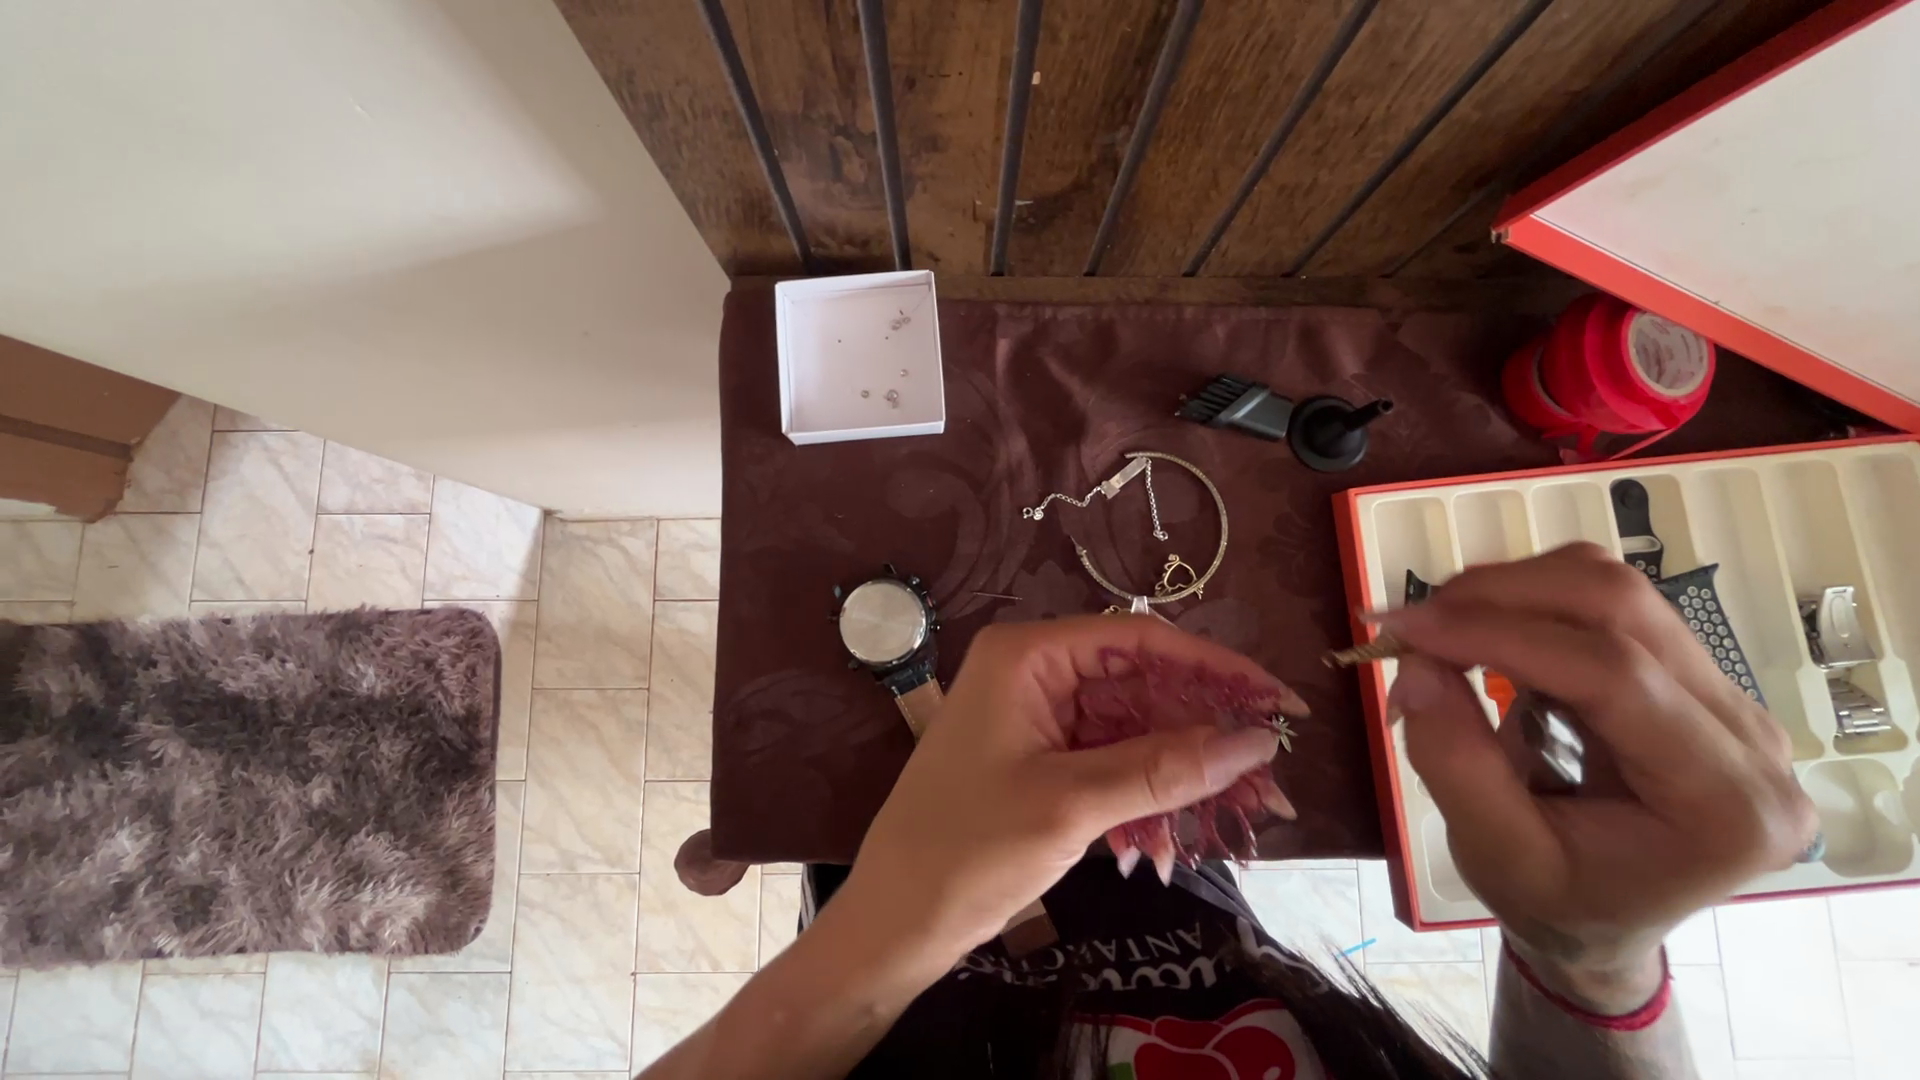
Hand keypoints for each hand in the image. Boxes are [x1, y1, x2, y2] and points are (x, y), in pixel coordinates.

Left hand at [838, 616, 1286, 967]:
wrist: (897, 919)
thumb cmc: (969, 848)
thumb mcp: (1073, 803)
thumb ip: (1165, 767)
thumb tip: (1256, 739)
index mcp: (1027, 655)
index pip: (1137, 640)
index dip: (1212, 666)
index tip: (1276, 700)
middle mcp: (1033, 673)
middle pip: (1140, 685)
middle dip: (1205, 730)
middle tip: (1272, 772)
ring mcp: (1037, 718)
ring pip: (1132, 729)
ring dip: (1185, 769)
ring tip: (1249, 809)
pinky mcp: (1042, 761)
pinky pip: (1111, 762)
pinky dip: (1149, 793)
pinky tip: (1182, 833)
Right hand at [1379, 544, 1816, 1012]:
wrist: (1600, 917)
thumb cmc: (1553, 900)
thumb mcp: (1492, 853)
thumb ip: (1453, 761)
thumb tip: (1414, 664)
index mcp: (1722, 803)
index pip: (1613, 673)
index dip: (1497, 634)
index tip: (1401, 630)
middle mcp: (1745, 736)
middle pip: (1620, 605)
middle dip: (1498, 595)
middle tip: (1413, 625)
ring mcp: (1724, 697)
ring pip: (1611, 587)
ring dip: (1507, 591)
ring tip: (1441, 630)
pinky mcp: (1684, 674)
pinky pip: (1602, 602)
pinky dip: (1523, 600)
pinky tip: (1482, 639)